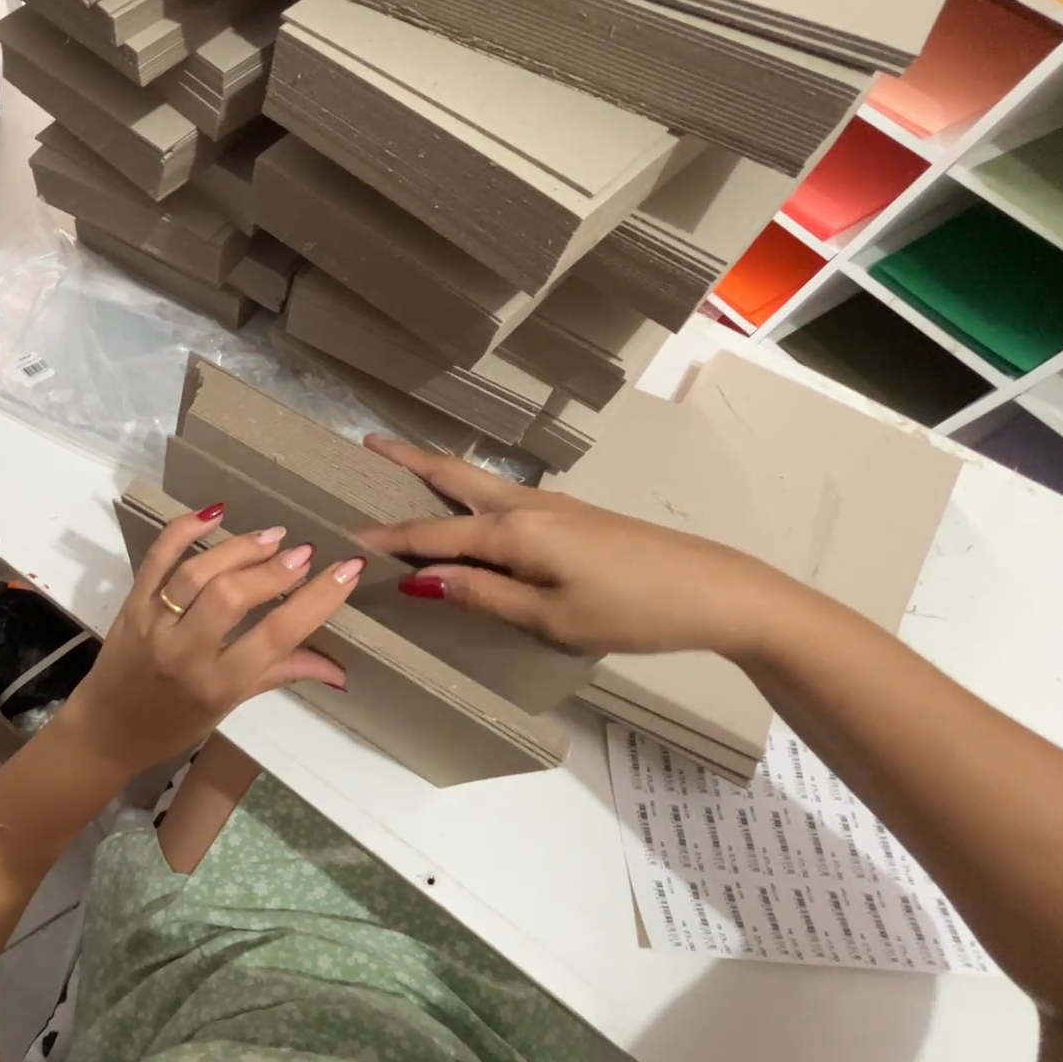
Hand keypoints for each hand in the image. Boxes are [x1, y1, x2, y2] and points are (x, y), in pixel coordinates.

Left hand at [64, 504, 365, 774]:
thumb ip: (281, 674)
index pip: (278, 635)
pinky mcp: (132, 603)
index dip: (318, 598)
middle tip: (304, 552)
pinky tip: (214, 512)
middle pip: (234, 596)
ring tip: (272, 536)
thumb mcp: (229, 707)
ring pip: (197, 573)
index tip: (348, 569)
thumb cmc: (174, 725)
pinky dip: (183, 529)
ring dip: (239, 548)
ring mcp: (154, 623)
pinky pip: (156, 558)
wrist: (108, 730)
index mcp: (219, 684)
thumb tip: (339, 669)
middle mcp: (185, 652)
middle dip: (276, 570)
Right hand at [356, 436, 798, 658]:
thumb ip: (481, 594)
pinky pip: (498, 494)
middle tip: (368, 444)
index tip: (343, 535)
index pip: (430, 535)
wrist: (719, 591)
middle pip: (452, 475)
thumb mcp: (549, 617)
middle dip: (407, 459)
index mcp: (513, 532)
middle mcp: (524, 505)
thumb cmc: (631, 610)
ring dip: (434, 470)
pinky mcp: (569, 513)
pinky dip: (464, 489)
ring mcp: (550, 504)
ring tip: (401, 467)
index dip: (385, 538)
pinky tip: (463, 507)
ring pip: (476, 480)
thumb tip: (419, 580)